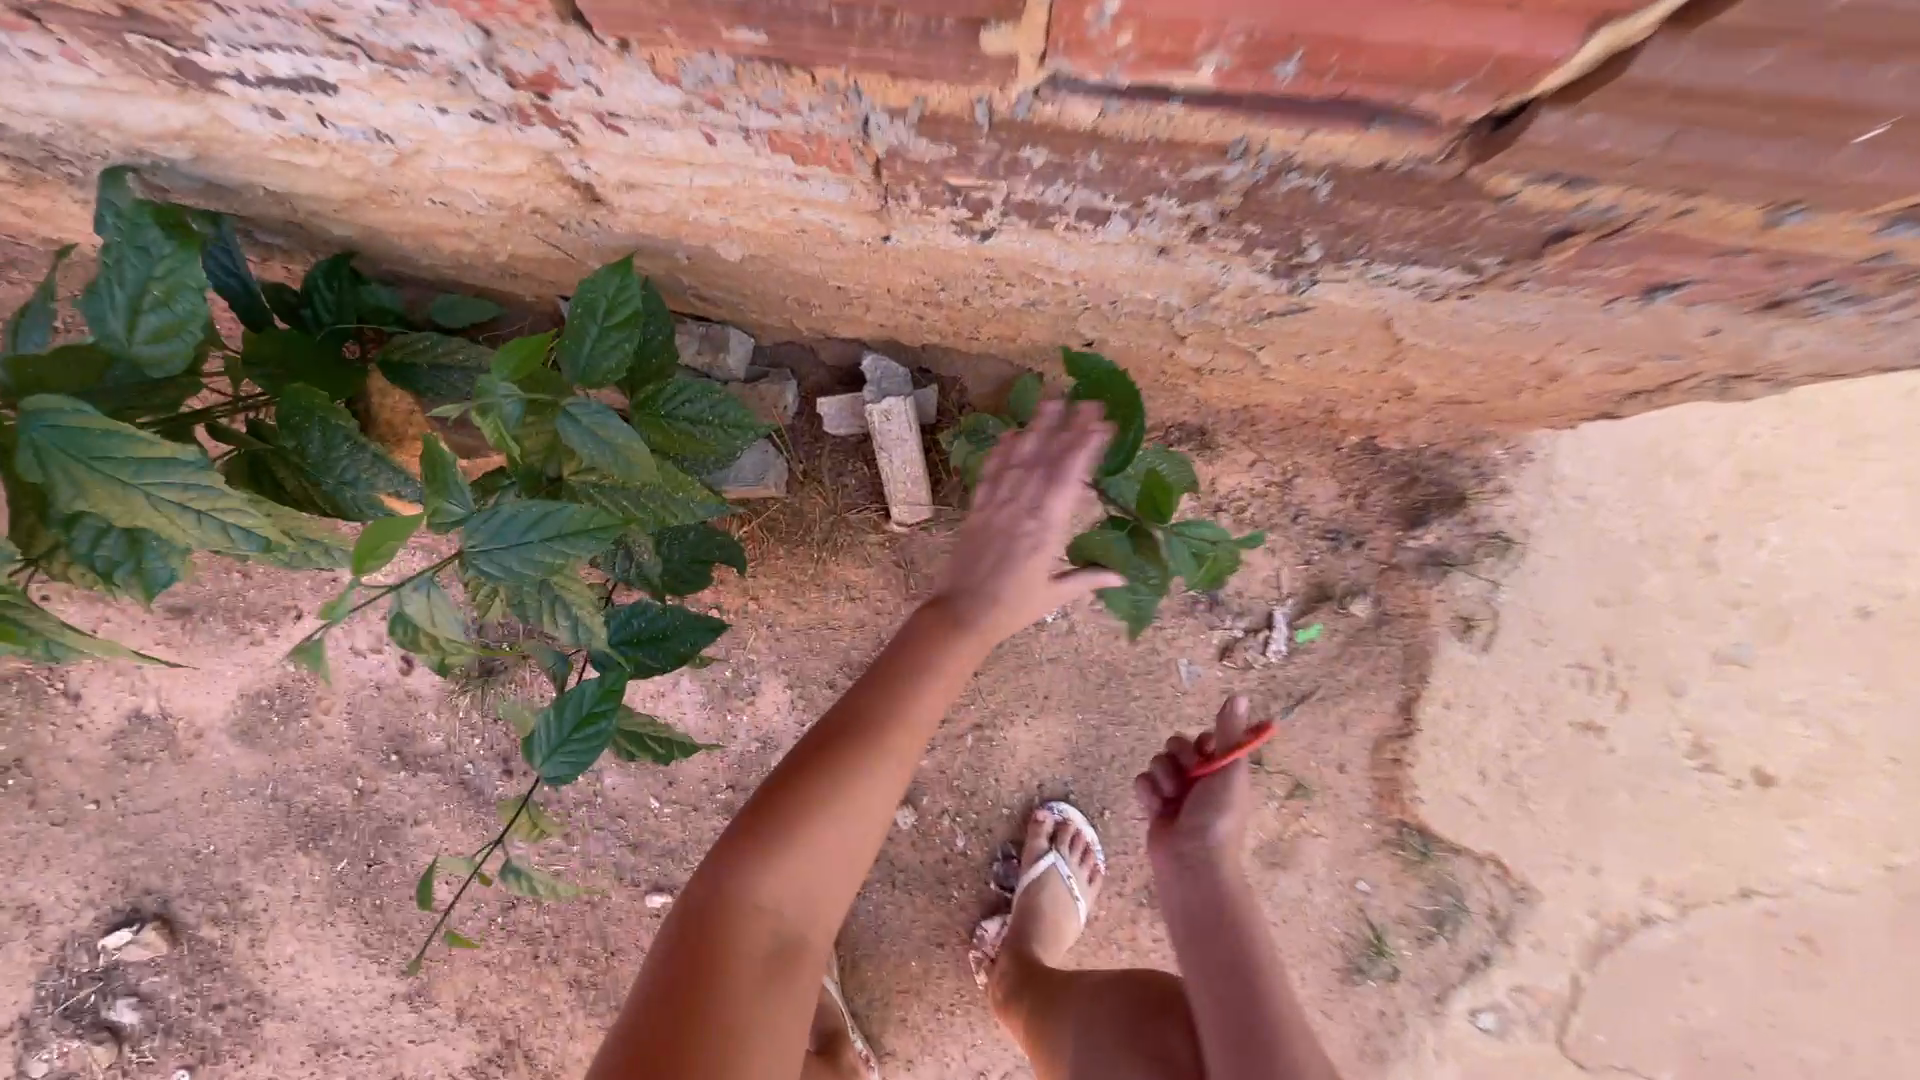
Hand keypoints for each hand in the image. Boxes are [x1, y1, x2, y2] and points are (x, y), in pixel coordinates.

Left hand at [929, 399, 1124, 645]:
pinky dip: (1000, 452)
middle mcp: (1021, 510)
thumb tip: (1124, 576)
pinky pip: (989, 475)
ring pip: (1018, 460)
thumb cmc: (1012, 609)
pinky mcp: (975, 511)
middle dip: (1067, 427)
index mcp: (1046, 530)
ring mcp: (995, 507)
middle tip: (1086, 400)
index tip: (1102, 424)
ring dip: (1036, 428)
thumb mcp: (1054, 596)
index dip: (1085, 448)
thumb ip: (1088, 578)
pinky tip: (1011, 433)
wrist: (962, 615)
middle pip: (1046, 460)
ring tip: (1051, 399)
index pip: (1069, 479)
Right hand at [1135, 695, 1254, 868]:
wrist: (1192, 861)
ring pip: (1157, 761)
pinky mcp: (1153, 805)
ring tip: (1171, 797)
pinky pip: (1142, 781)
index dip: (1201, 743)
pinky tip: (1156, 808)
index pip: (1206, 739)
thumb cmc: (1218, 816)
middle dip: (1178, 758)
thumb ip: (1229, 733)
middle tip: (1188, 776)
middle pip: (1177, 745)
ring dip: (1162, 776)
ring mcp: (1175, 792)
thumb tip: (1241, 695)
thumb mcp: (1229, 771)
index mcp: (1223, 771)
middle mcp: (1199, 779)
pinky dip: (1147, 793)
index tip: (1205, 752)